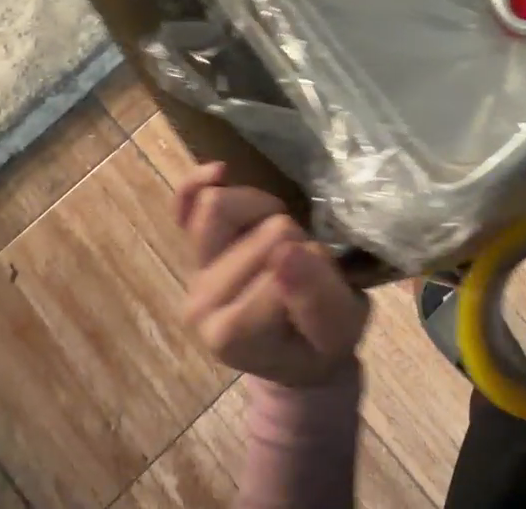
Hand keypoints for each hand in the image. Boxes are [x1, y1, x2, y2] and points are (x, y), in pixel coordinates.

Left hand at [174, 162, 368, 386]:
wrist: (296, 354)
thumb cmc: (321, 343)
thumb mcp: (341, 329)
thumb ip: (319, 297)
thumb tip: (290, 249)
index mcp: (233, 334)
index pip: (286, 260)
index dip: (316, 266)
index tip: (327, 292)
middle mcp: (201, 304)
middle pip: (266, 232)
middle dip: (298, 241)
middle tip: (309, 271)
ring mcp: (193, 274)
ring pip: (223, 208)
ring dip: (268, 213)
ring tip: (285, 243)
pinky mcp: (193, 253)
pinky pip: (184, 207)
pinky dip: (195, 185)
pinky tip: (220, 171)